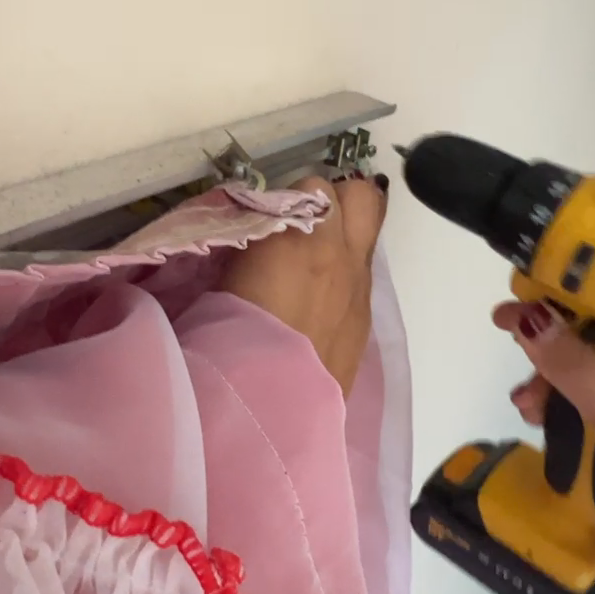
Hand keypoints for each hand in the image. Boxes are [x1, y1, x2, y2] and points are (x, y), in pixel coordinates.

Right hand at [222, 175, 388, 395]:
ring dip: (344, 236)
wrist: (269, 406)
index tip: (269, 218)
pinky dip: (345, 274)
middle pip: (360, 196)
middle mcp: (339, 254)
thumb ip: (252, 245)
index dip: (289, 199)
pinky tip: (318, 300)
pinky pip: (363, 275)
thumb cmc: (228, 339)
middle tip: (306, 222)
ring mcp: (359, 287)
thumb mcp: (225, 277)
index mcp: (298, 237)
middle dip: (337, 201)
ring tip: (312, 261)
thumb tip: (258, 233)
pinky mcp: (366, 320)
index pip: (308, 187)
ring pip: (369, 234)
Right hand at [493, 302, 594, 593]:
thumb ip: (579, 371)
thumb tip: (529, 317)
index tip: (537, 293)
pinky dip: (560, 414)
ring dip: (554, 385)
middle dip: (561, 349)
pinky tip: (534, 416)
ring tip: (523, 400)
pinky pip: (591, 416)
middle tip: (511, 331)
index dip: (588, 302)